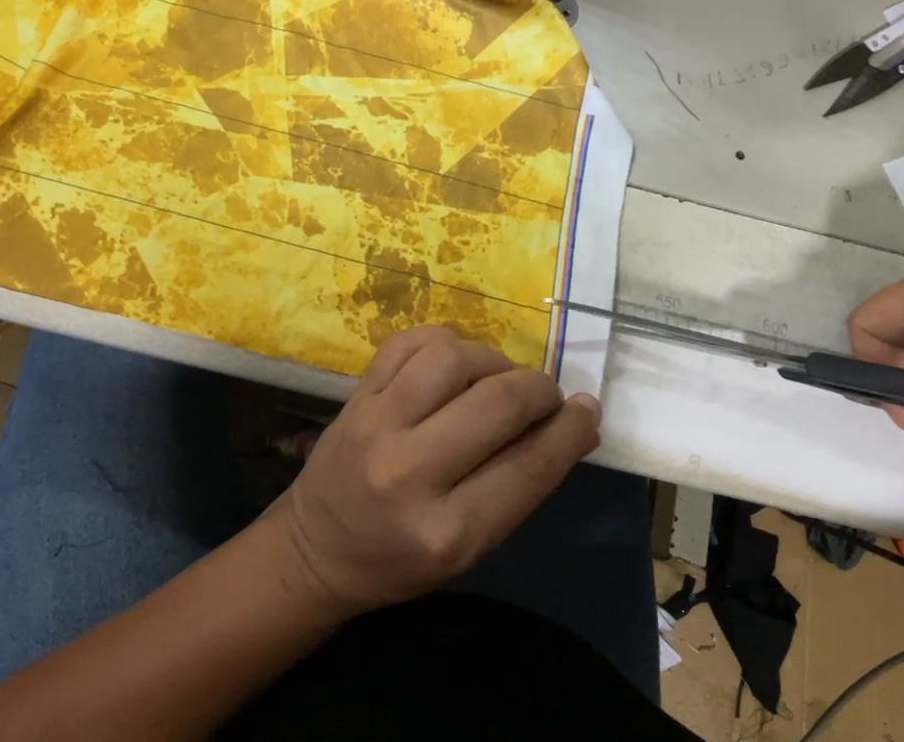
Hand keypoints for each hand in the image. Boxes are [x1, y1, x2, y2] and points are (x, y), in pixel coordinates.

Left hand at [265, 326, 600, 614]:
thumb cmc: (400, 562)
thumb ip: (520, 486)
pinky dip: (445, 342)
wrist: (316, 549)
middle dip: (539, 390)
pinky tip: (455, 364)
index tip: (588, 410)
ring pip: (453, 359)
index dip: (570, 431)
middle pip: (497, 404)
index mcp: (447, 532)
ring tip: (498, 380)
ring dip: (493, 361)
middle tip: (546, 397)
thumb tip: (575, 423)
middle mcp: (408, 472)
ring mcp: (376, 426)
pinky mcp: (355, 397)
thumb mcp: (469, 549)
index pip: (528, 467)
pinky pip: (408, 342)